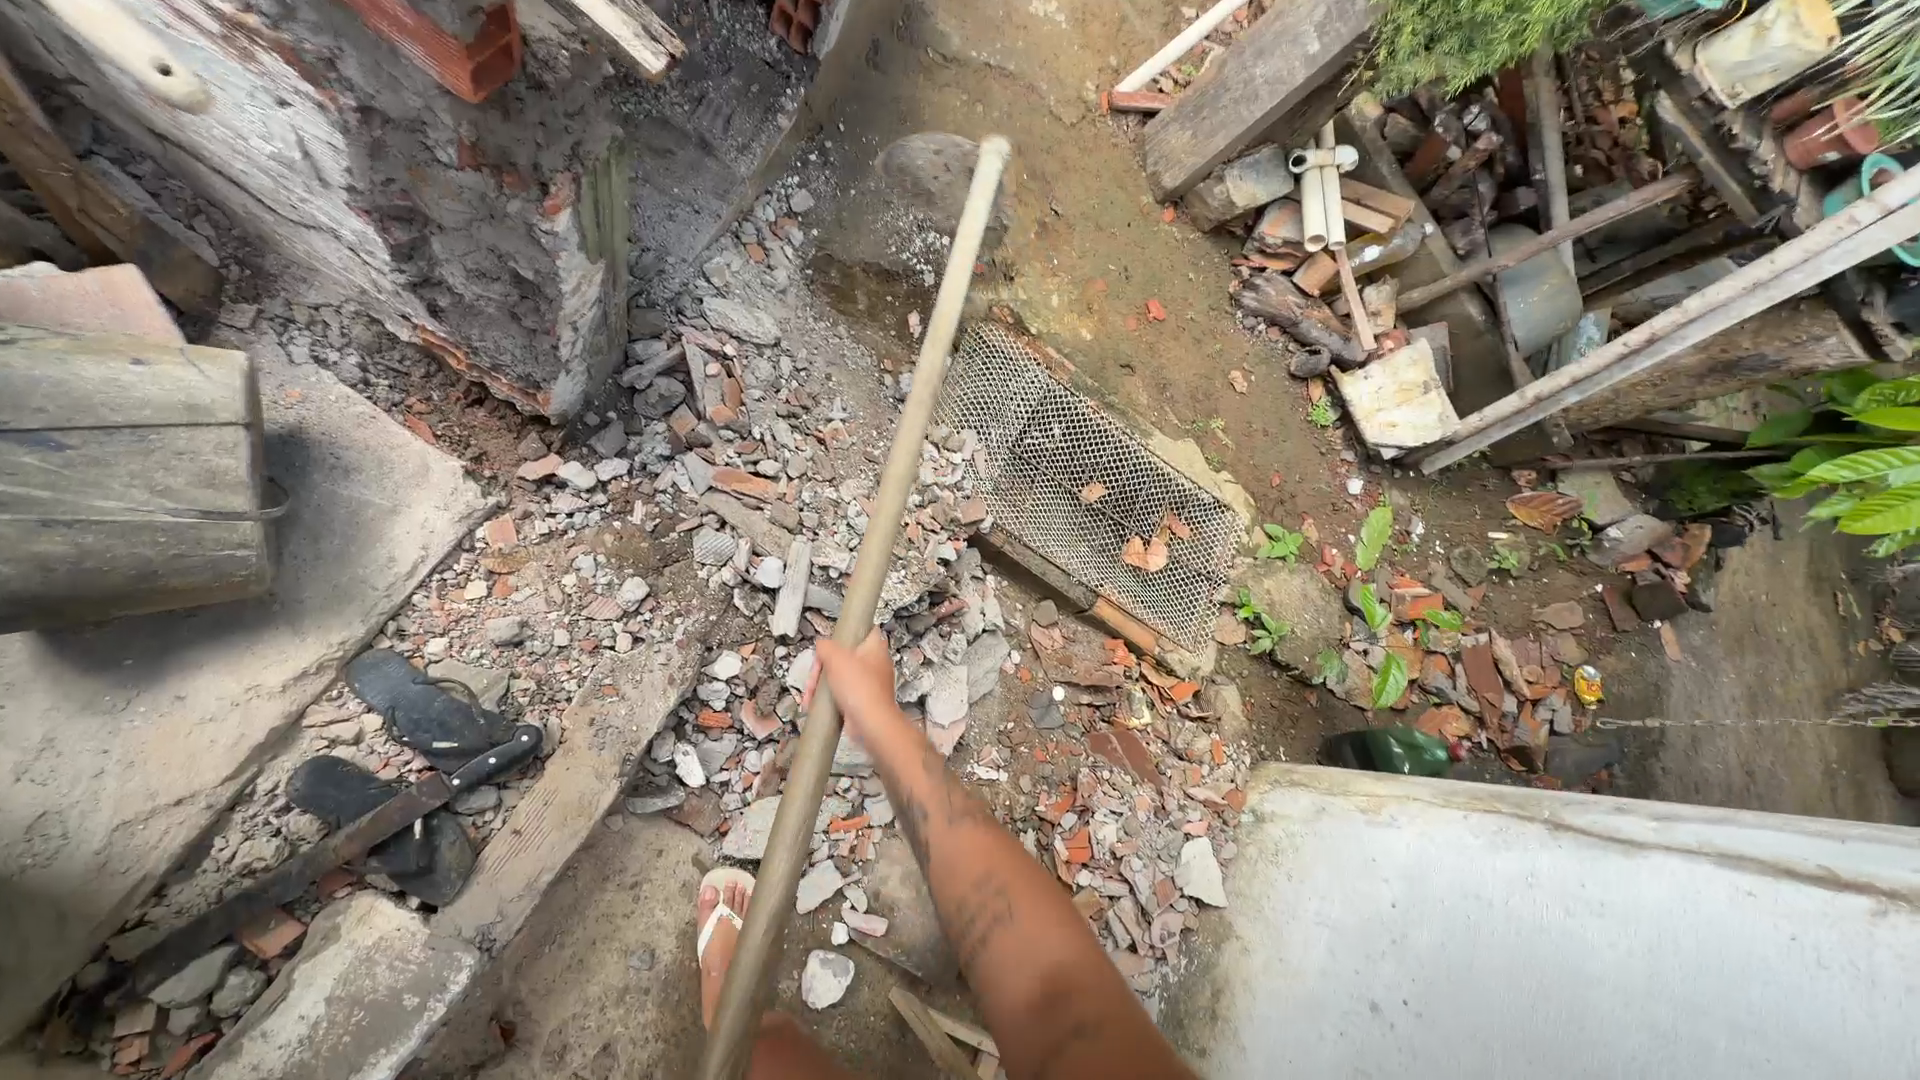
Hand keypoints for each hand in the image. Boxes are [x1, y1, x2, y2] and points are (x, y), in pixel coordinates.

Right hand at [810, 629, 903, 744]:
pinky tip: (812, 705)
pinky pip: (840, 694)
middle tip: (813, 679)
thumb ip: (826, 646)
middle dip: (822, 668)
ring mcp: (869, 683)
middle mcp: (875, 663)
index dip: (844, 635)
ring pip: (839, 677)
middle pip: (843, 657)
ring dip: (820, 686)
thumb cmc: (858, 686)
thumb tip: (822, 645)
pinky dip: (827, 699)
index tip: (829, 645)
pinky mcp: (862, 701)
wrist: (870, 724)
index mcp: (875, 646)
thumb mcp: (836, 658)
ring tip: (809, 696)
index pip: (862, 630)